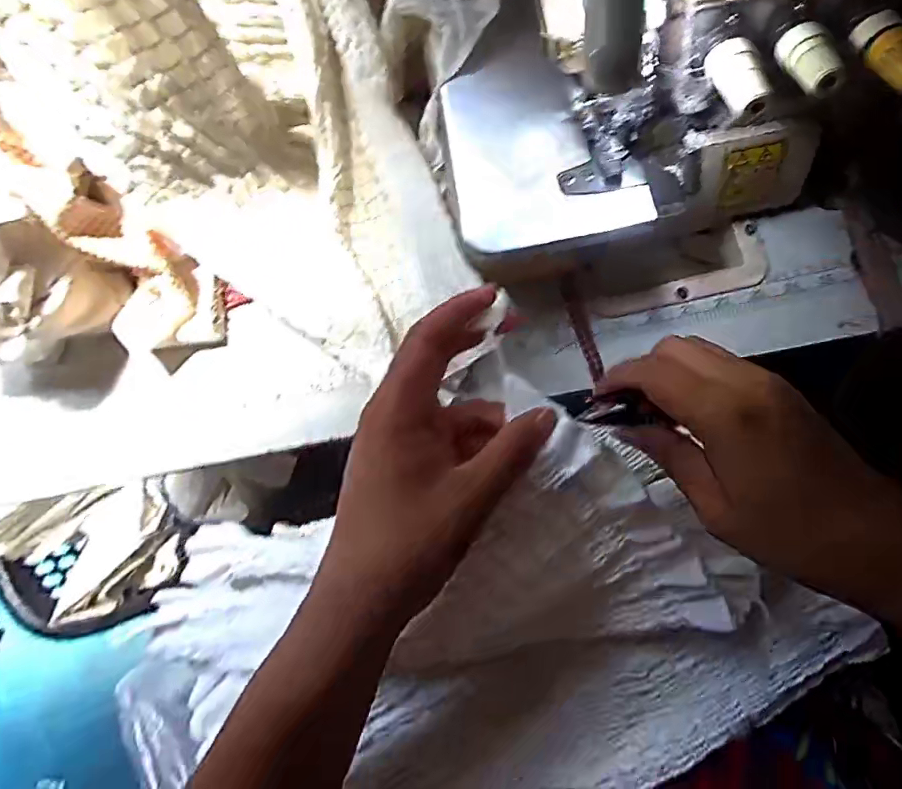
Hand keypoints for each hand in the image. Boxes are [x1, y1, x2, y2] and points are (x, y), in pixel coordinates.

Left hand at [317, 286, 554, 630]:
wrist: (356, 606)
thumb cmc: (410, 543)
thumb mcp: (473, 495)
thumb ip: (512, 450)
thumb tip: (546, 415)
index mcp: (399, 409)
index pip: (429, 339)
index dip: (462, 311)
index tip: (495, 295)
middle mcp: (389, 414)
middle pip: (431, 361)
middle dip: (471, 345)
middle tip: (510, 330)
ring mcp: (389, 439)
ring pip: (443, 408)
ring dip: (480, 416)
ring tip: (517, 441)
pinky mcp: (393, 463)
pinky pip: (438, 435)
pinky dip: (468, 440)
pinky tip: (494, 466)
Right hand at [602, 336, 901, 637]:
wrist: (875, 535)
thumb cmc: (791, 534)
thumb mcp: (718, 507)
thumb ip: (669, 455)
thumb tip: (626, 427)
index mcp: (725, 409)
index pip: (654, 371)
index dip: (617, 380)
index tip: (596, 404)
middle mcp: (745, 379)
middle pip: (675, 347)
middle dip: (641, 369)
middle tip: (624, 410)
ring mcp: (767, 379)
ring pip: (700, 350)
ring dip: (668, 369)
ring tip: (653, 413)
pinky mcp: (781, 388)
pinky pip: (723, 364)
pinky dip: (695, 376)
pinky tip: (690, 413)